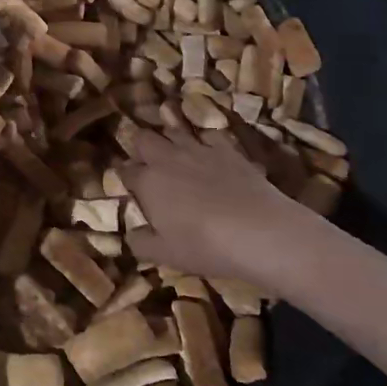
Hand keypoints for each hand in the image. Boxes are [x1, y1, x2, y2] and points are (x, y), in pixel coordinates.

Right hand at [119, 130, 334, 290]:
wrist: (260, 232)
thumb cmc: (204, 246)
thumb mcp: (164, 254)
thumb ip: (140, 243)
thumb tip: (131, 234)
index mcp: (147, 181)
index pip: (126, 170)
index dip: (125, 177)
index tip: (130, 187)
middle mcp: (167, 158)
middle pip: (144, 138)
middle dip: (141, 148)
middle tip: (148, 165)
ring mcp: (199, 150)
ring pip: (174, 131)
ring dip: (169, 140)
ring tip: (174, 154)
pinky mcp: (228, 150)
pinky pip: (209, 135)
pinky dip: (205, 141)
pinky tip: (210, 155)